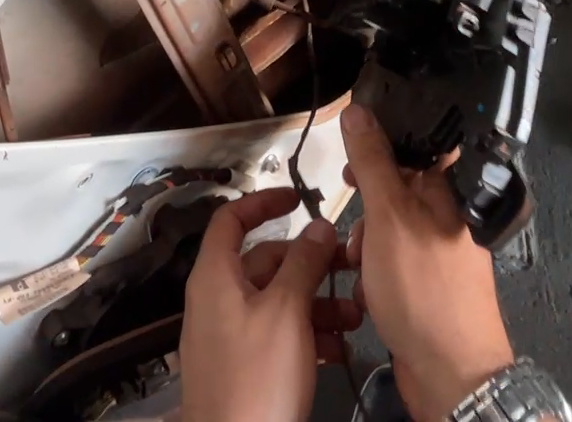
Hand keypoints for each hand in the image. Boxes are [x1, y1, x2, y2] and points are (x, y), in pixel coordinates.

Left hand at [181, 188, 361, 421]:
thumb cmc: (257, 375)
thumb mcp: (286, 311)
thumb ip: (303, 262)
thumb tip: (319, 225)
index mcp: (216, 275)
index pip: (231, 218)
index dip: (263, 201)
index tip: (299, 197)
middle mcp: (218, 298)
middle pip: (264, 261)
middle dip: (309, 263)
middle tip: (349, 268)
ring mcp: (230, 335)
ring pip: (277, 300)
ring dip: (317, 302)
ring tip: (356, 316)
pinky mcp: (244, 367)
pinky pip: (277, 334)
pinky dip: (308, 333)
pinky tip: (340, 347)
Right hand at [341, 104, 514, 419]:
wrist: (450, 375)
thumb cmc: (422, 288)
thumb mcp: (389, 215)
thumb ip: (372, 161)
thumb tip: (357, 110)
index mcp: (450, 191)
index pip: (419, 143)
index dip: (384, 138)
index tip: (353, 147)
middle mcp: (448, 216)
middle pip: (399, 183)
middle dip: (367, 193)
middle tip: (350, 198)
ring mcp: (438, 252)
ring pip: (391, 224)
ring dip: (366, 235)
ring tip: (356, 256)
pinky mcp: (427, 283)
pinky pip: (393, 259)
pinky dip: (374, 267)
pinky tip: (364, 285)